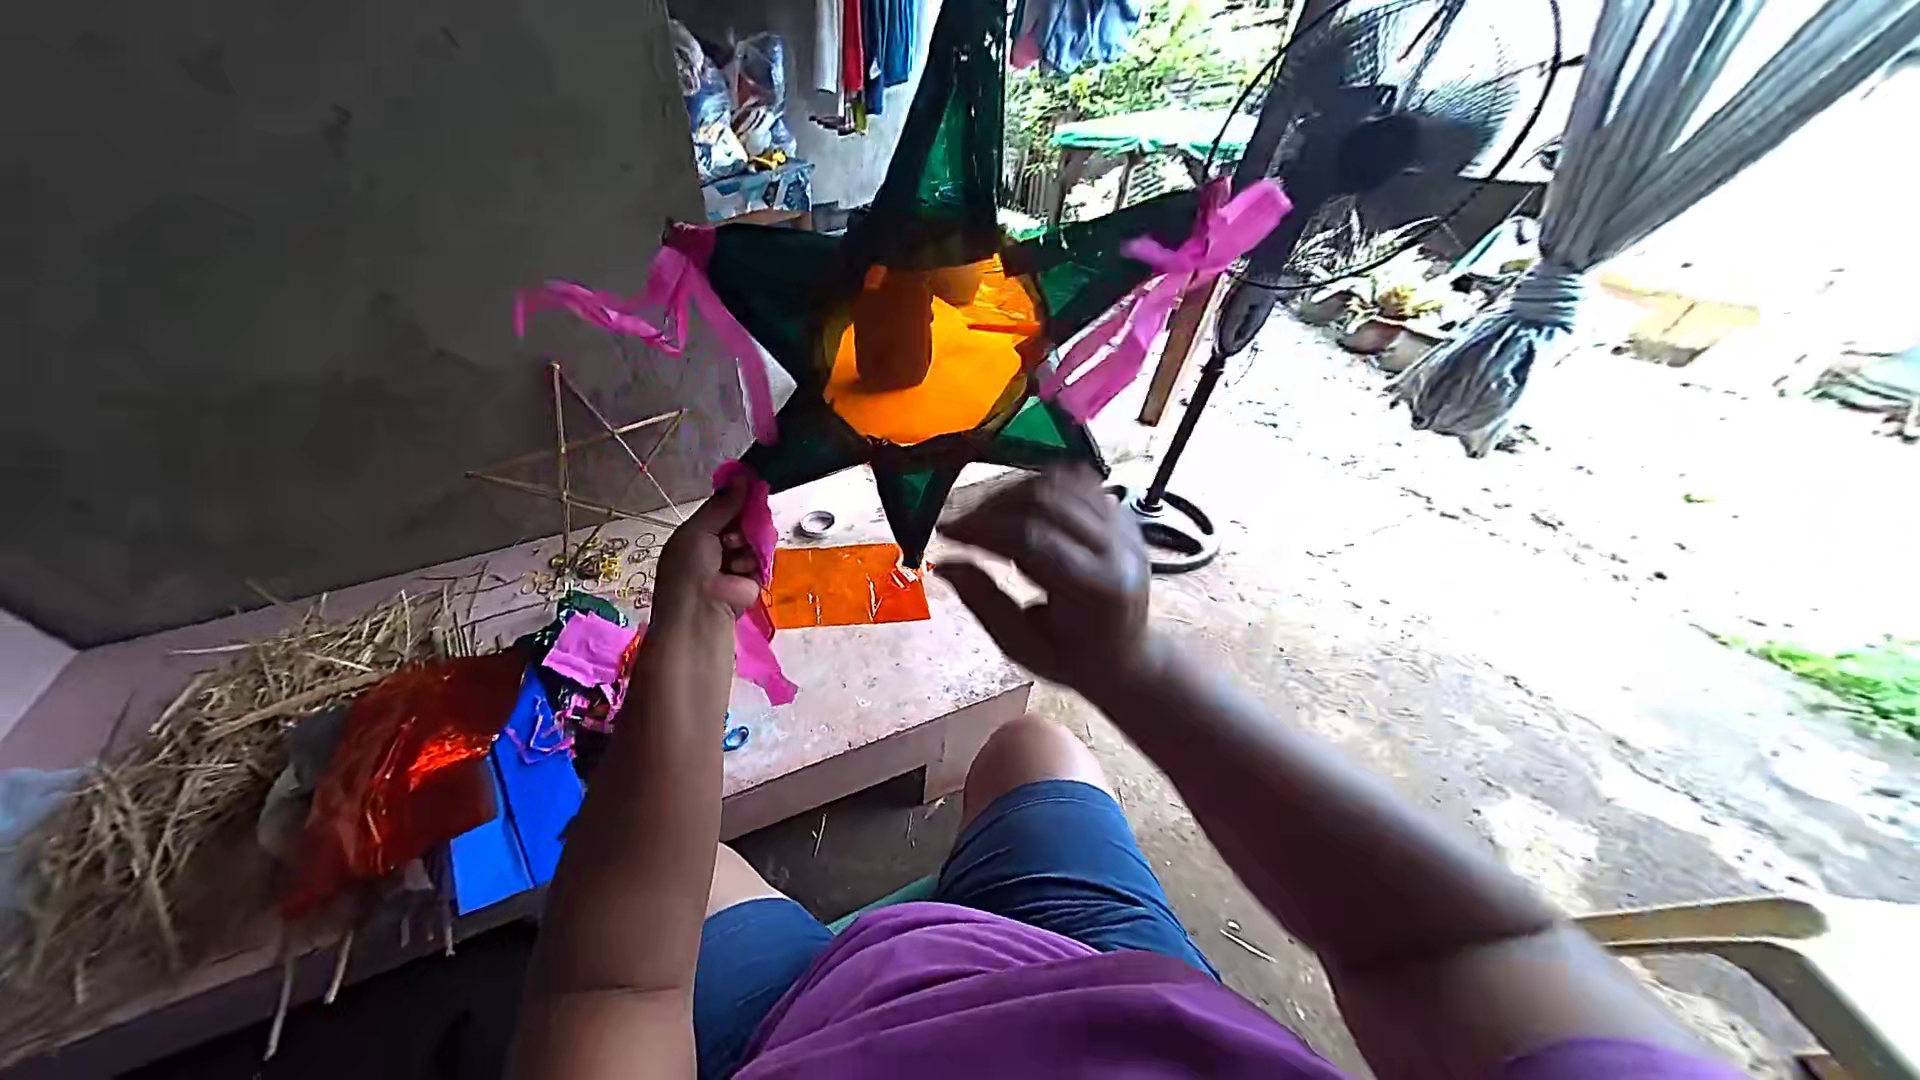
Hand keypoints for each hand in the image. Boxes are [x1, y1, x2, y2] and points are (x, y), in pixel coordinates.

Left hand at [650, 475, 762, 636]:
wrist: (701, 610)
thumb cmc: (690, 569)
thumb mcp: (699, 530)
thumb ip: (723, 505)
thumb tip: (742, 476)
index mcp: (699, 532)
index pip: (725, 507)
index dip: (738, 498)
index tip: (750, 489)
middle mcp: (718, 545)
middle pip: (744, 521)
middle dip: (743, 524)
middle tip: (732, 535)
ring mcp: (736, 561)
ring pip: (755, 539)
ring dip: (746, 546)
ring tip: (732, 559)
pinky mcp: (754, 576)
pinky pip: (762, 558)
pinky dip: (753, 563)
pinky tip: (740, 571)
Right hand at [936, 466, 1153, 693]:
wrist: (1128, 657)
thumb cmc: (1074, 660)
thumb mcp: (1023, 647)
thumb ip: (984, 603)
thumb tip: (945, 565)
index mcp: (1097, 589)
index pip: (1030, 539)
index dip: (981, 528)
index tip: (946, 532)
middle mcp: (1118, 549)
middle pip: (1045, 501)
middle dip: (991, 507)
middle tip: (962, 526)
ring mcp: (1124, 528)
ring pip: (1059, 482)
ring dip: (1012, 492)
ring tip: (986, 517)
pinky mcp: (1121, 516)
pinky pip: (1078, 480)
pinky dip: (1039, 484)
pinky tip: (1017, 505)